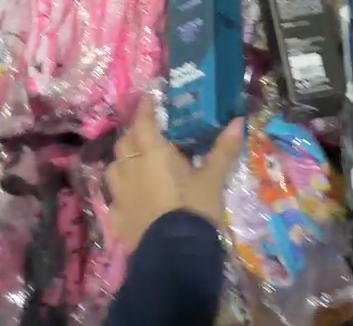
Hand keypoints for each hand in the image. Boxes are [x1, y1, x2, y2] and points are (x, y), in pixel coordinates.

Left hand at [104, 99, 244, 252]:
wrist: (173, 256)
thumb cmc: (193, 209)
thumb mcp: (213, 178)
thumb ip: (224, 149)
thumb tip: (239, 120)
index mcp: (153, 153)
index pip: (143, 122)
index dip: (145, 108)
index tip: (149, 97)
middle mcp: (132, 169)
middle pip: (125, 142)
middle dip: (134, 132)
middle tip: (147, 130)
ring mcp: (121, 195)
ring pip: (113, 168)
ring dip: (123, 159)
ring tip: (136, 161)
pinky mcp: (117, 219)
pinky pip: (113, 196)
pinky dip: (121, 190)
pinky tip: (130, 196)